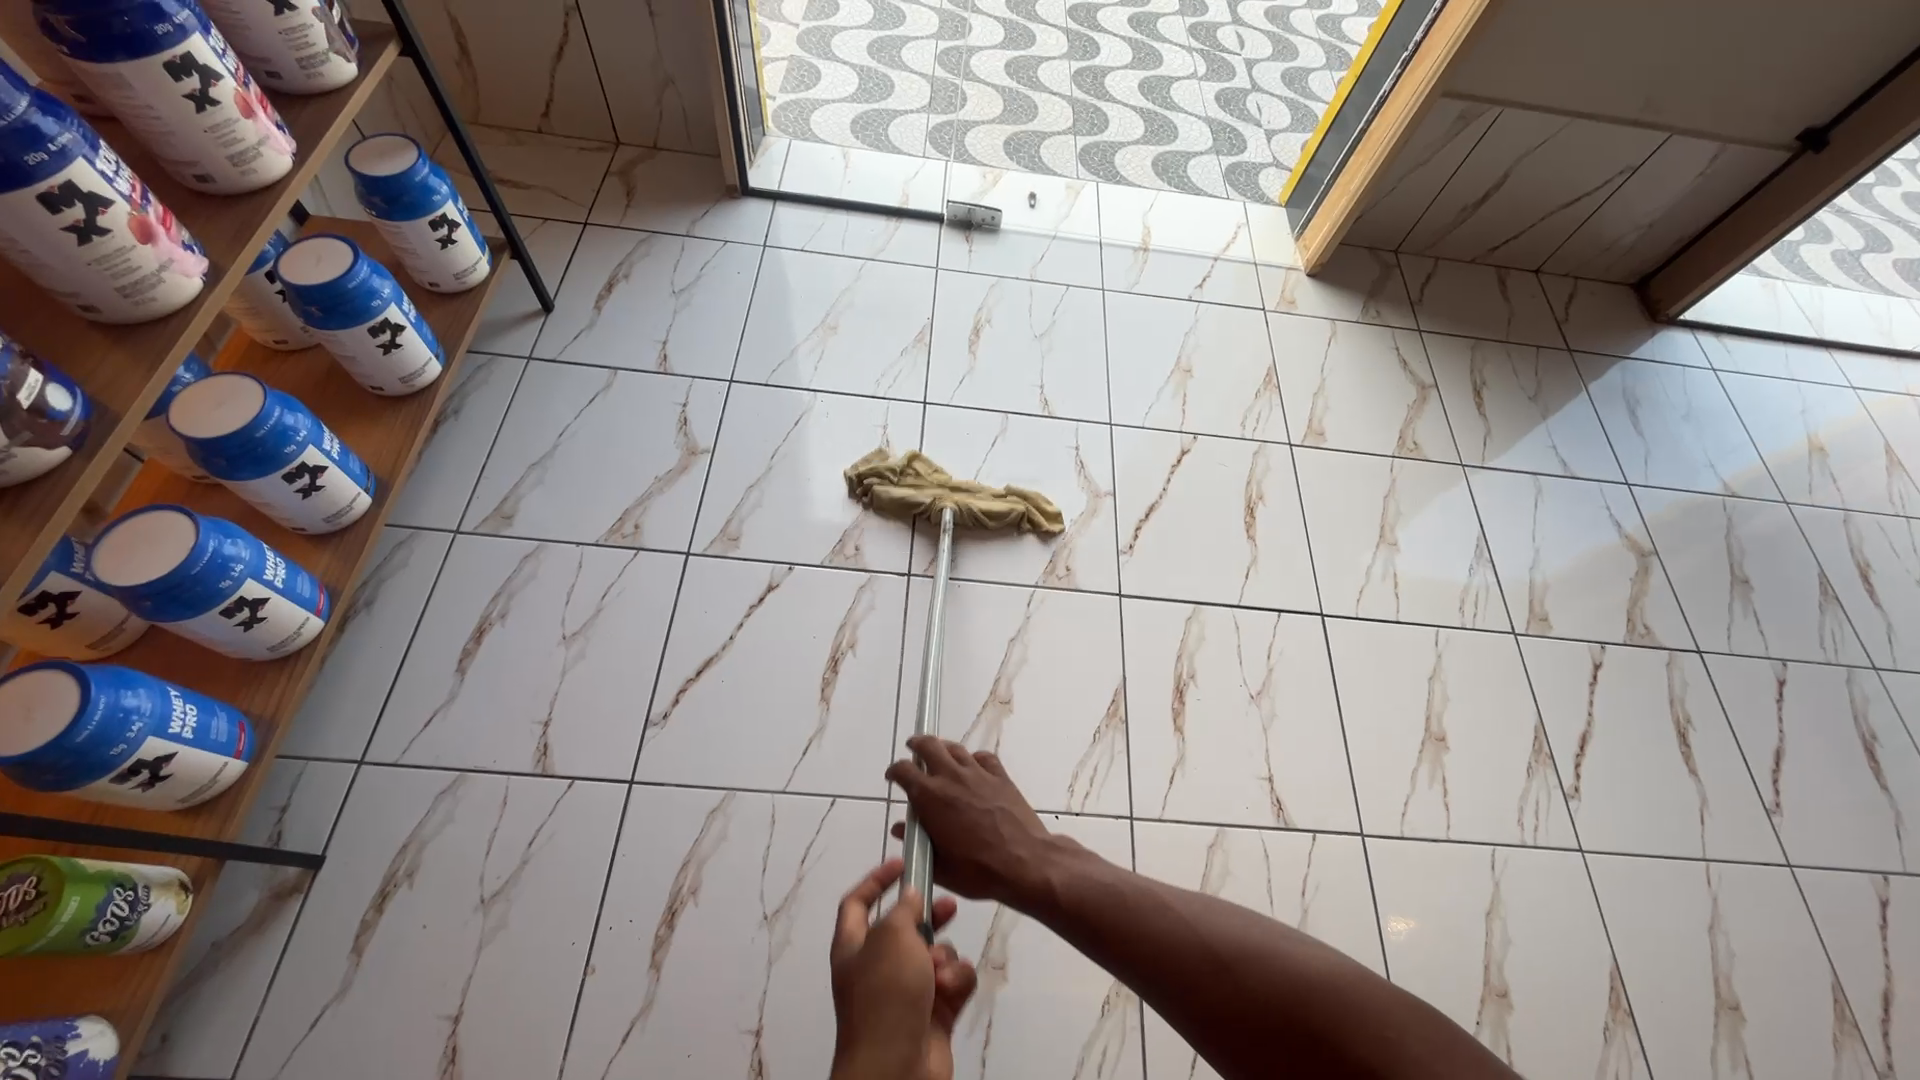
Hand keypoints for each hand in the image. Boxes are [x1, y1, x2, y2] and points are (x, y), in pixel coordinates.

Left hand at [830, 859, 977, 1079]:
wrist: (897, 1069)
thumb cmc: (885, 995)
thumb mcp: (891, 937)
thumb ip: (903, 909)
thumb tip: (910, 896)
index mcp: (853, 946)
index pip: (857, 902)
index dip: (876, 880)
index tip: (902, 862)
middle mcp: (878, 966)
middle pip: (904, 928)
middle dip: (928, 916)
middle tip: (948, 905)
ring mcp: (906, 991)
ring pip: (934, 954)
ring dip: (944, 956)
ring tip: (940, 969)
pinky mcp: (934, 1012)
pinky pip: (952, 982)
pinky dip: (956, 981)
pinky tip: (952, 988)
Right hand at [886, 736, 1057, 904]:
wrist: (1024, 863)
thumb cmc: (977, 870)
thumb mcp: (939, 866)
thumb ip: (918, 843)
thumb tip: (901, 829)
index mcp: (930, 797)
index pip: (904, 770)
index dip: (894, 771)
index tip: (892, 777)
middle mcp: (951, 777)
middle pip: (929, 745)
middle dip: (916, 744)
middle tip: (912, 748)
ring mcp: (978, 773)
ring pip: (955, 748)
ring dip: (943, 748)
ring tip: (939, 754)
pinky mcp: (1000, 776)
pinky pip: (983, 758)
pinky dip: (974, 759)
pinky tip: (973, 767)